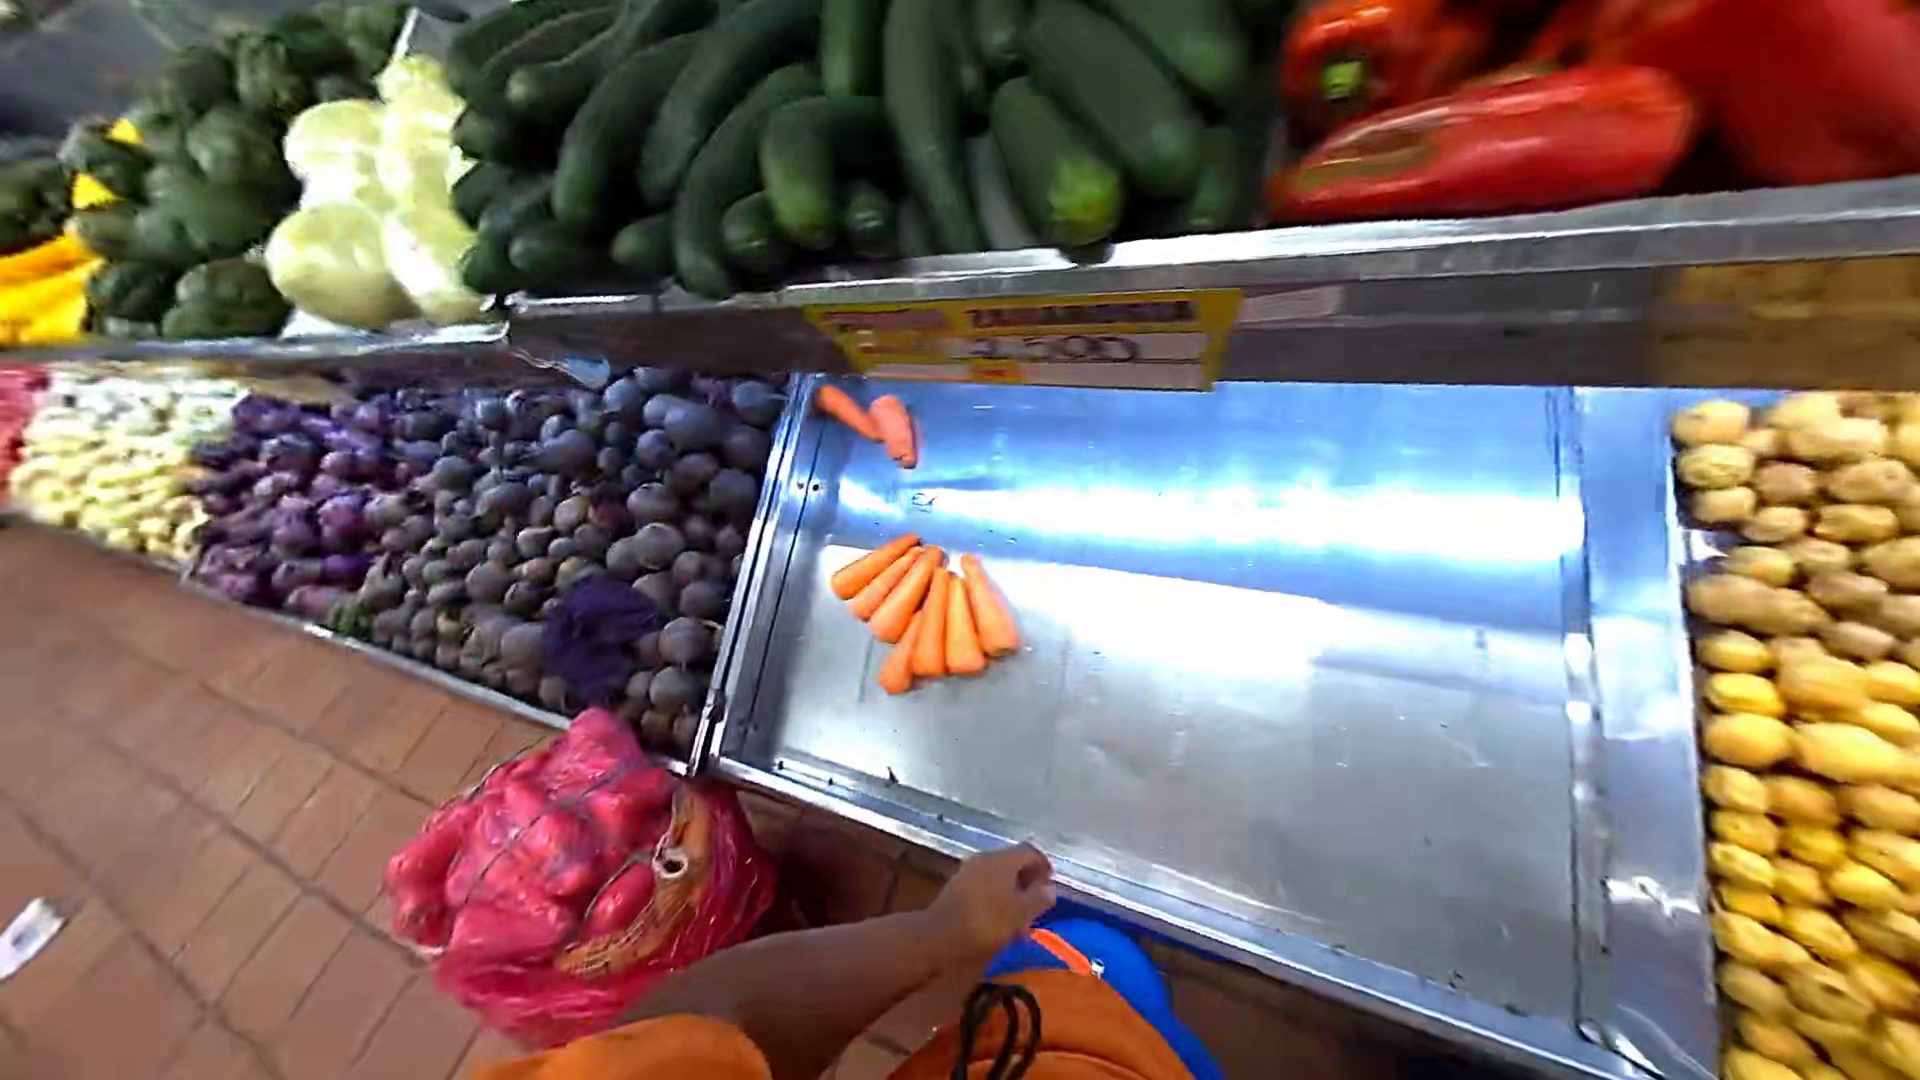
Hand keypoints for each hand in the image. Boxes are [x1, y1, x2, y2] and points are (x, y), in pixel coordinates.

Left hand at [923, 844, 1056, 963]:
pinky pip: (986, 885)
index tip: (1052, 884)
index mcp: (1002, 859)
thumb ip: (1038, 898)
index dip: (1044, 865)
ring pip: (999, 876)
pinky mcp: (959, 886)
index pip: (1030, 851)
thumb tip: (1050, 887)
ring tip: (1021, 920)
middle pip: (1014, 862)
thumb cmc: (985, 923)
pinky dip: (998, 898)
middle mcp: (985, 858)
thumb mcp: (1019, 913)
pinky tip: (1000, 922)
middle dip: (1029, 882)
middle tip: (1038, 904)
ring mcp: (970, 871)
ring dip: (1014, 893)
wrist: (939, 935)